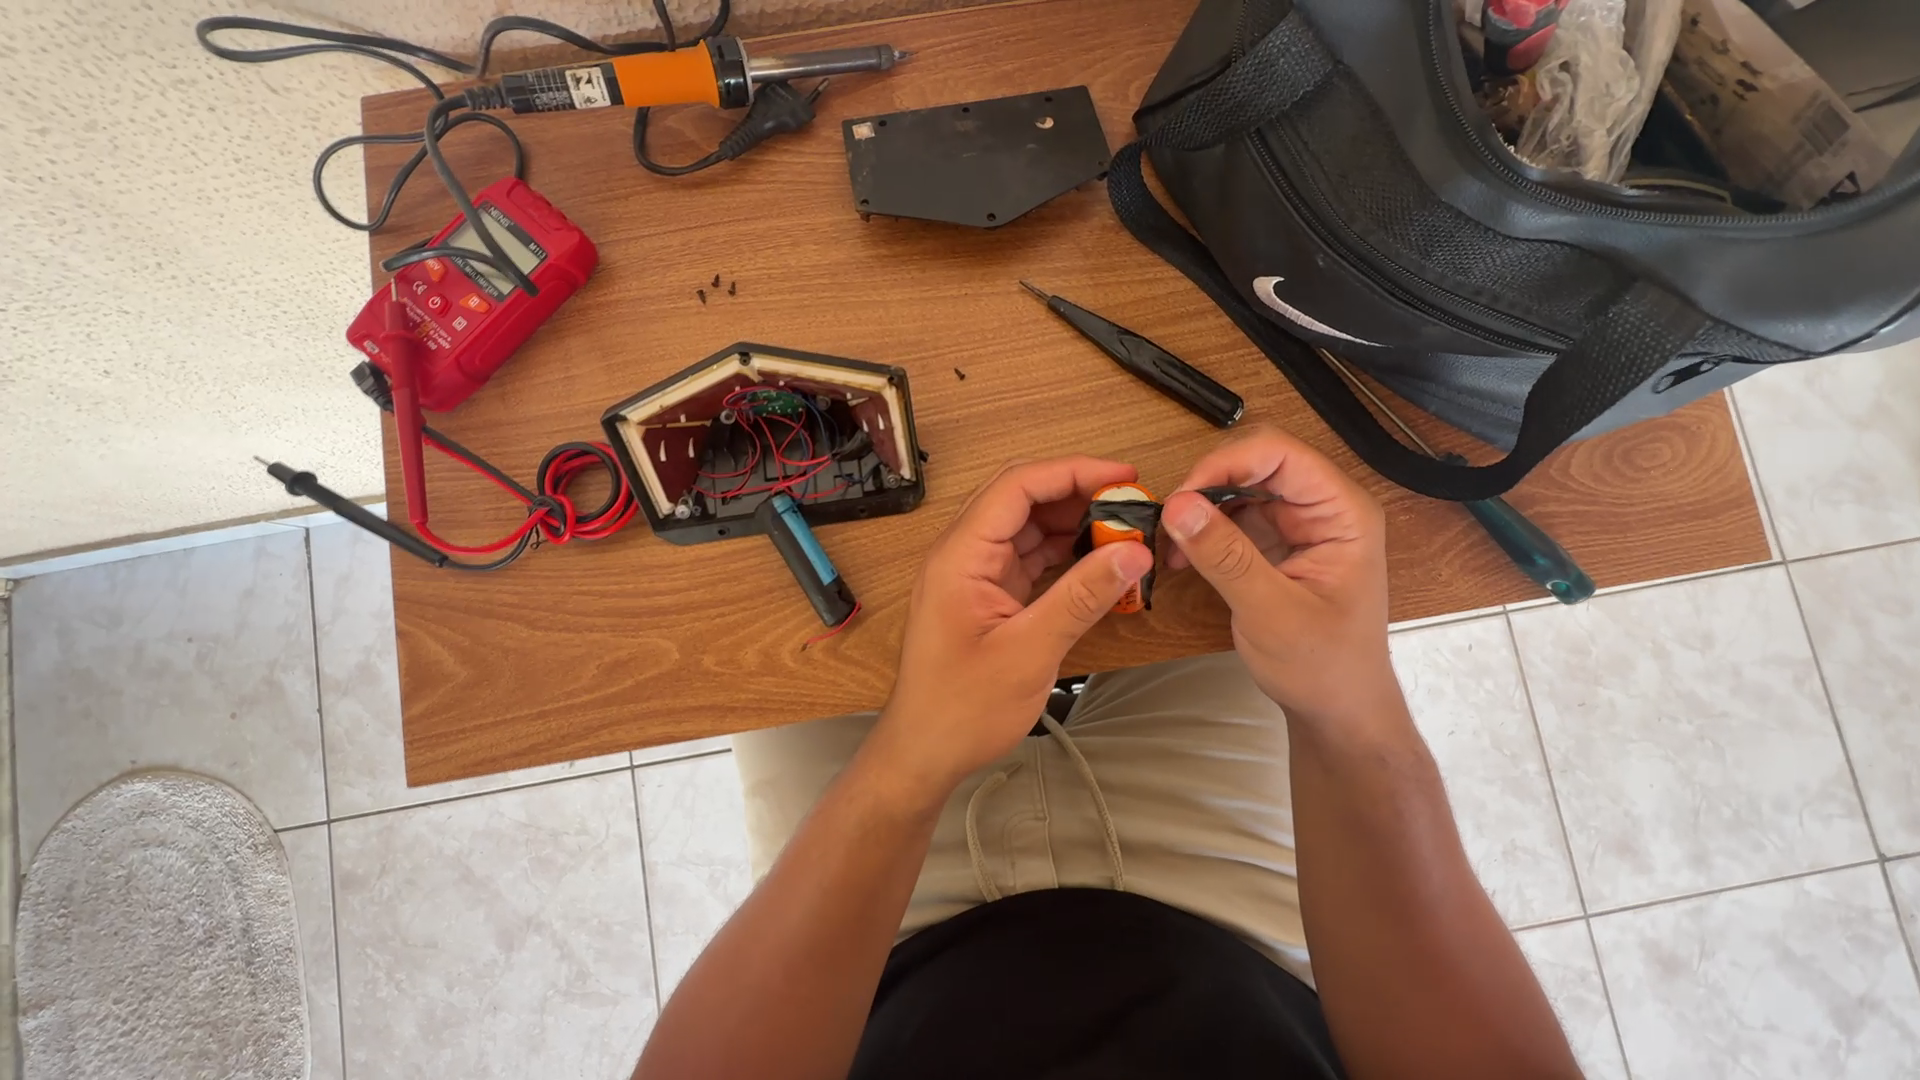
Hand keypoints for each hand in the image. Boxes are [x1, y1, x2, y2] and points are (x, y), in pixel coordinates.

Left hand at [866, 458, 1154, 795]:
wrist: (924, 752)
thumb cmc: (962, 710)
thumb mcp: (1030, 652)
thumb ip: (1082, 597)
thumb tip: (1133, 555)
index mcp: (960, 556)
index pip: (1017, 486)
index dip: (1072, 472)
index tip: (1123, 477)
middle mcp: (962, 555)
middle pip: (1021, 500)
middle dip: (1077, 494)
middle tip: (1129, 504)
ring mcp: (972, 576)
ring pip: (1026, 528)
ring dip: (1072, 524)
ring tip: (1121, 531)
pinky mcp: (985, 596)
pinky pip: (1026, 558)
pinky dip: (1062, 555)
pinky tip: (1097, 561)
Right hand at [1160, 427, 1394, 725]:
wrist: (1335, 709)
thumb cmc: (1322, 666)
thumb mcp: (1270, 611)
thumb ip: (1225, 556)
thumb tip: (1177, 505)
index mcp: (1341, 511)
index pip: (1279, 453)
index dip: (1225, 463)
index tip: (1182, 498)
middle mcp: (1321, 507)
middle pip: (1255, 462)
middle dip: (1206, 484)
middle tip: (1170, 521)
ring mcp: (1297, 524)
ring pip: (1237, 486)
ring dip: (1199, 508)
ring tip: (1171, 544)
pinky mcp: (1274, 543)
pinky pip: (1231, 516)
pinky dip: (1201, 530)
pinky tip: (1181, 556)